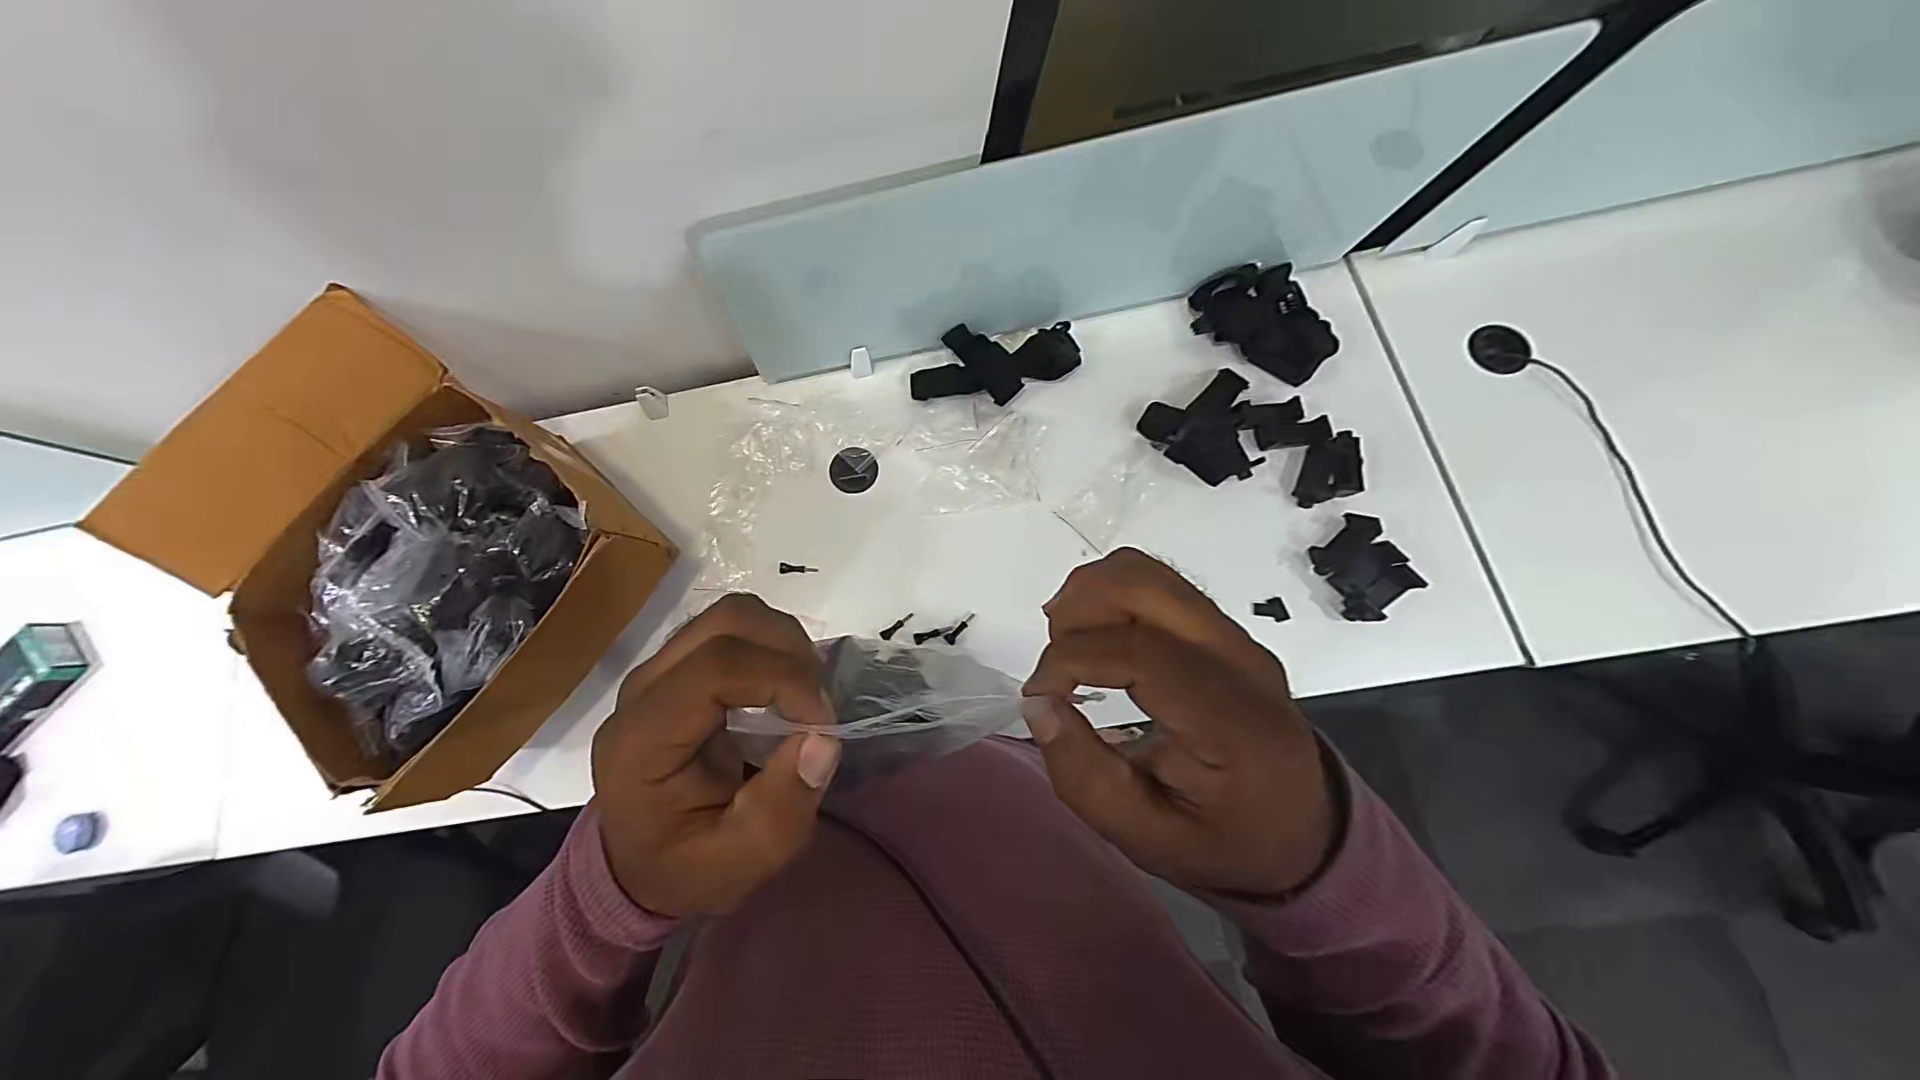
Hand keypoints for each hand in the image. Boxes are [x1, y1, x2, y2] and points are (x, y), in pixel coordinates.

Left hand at [590, 594, 840, 916]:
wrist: (641, 861)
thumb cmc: (689, 865)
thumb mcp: (744, 862)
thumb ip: (784, 807)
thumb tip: (824, 739)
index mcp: (641, 742)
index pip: (715, 669)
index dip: (782, 680)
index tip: (822, 723)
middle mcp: (641, 691)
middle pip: (725, 622)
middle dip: (789, 653)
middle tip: (817, 705)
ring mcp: (658, 671)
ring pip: (732, 614)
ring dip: (783, 643)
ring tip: (803, 693)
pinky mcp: (678, 666)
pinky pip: (732, 628)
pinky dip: (772, 645)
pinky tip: (784, 687)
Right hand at [1022, 549, 1336, 896]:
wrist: (1303, 828)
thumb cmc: (1227, 840)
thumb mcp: (1149, 840)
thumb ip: (1085, 778)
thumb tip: (1038, 705)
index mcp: (1233, 722)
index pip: (1142, 652)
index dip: (1073, 659)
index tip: (1040, 695)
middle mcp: (1242, 661)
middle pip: (1146, 586)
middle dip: (1078, 609)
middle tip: (1052, 664)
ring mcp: (1237, 638)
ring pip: (1150, 572)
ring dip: (1092, 595)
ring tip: (1068, 645)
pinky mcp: (1224, 630)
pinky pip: (1158, 585)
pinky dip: (1111, 595)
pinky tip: (1095, 636)